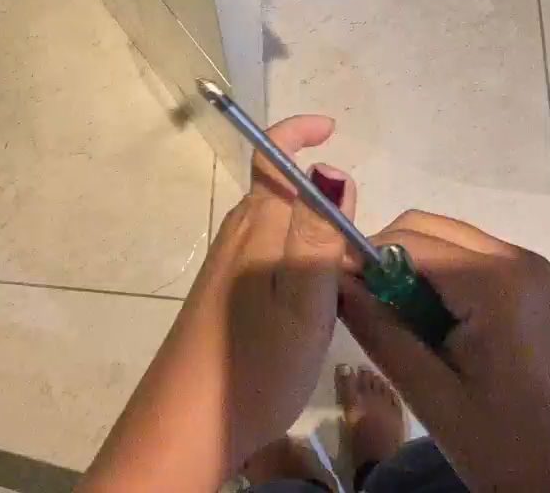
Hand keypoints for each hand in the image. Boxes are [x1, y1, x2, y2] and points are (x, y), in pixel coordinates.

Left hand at [80, 114, 355, 492]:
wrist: (189, 421)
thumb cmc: (255, 362)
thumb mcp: (304, 298)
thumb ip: (318, 232)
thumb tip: (330, 168)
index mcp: (258, 224)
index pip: (272, 154)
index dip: (299, 130)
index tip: (333, 128)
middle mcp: (240, 231)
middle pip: (280, 185)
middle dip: (320, 188)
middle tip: (359, 232)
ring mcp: (230, 259)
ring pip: (277, 218)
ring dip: (312, 222)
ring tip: (345, 268)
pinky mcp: (229, 287)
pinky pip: (270, 246)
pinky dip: (299, 249)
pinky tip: (314, 293)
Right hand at [338, 211, 549, 492]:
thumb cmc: (515, 453)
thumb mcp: (435, 399)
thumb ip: (380, 332)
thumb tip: (334, 280)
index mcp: (494, 282)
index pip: (407, 240)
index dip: (363, 258)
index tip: (335, 291)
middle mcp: (514, 257)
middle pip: (427, 228)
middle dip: (387, 258)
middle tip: (366, 311)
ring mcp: (529, 269)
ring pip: (447, 240)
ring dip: (413, 268)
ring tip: (399, 325)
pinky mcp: (534, 285)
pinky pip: (470, 259)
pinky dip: (441, 279)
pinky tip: (436, 328)